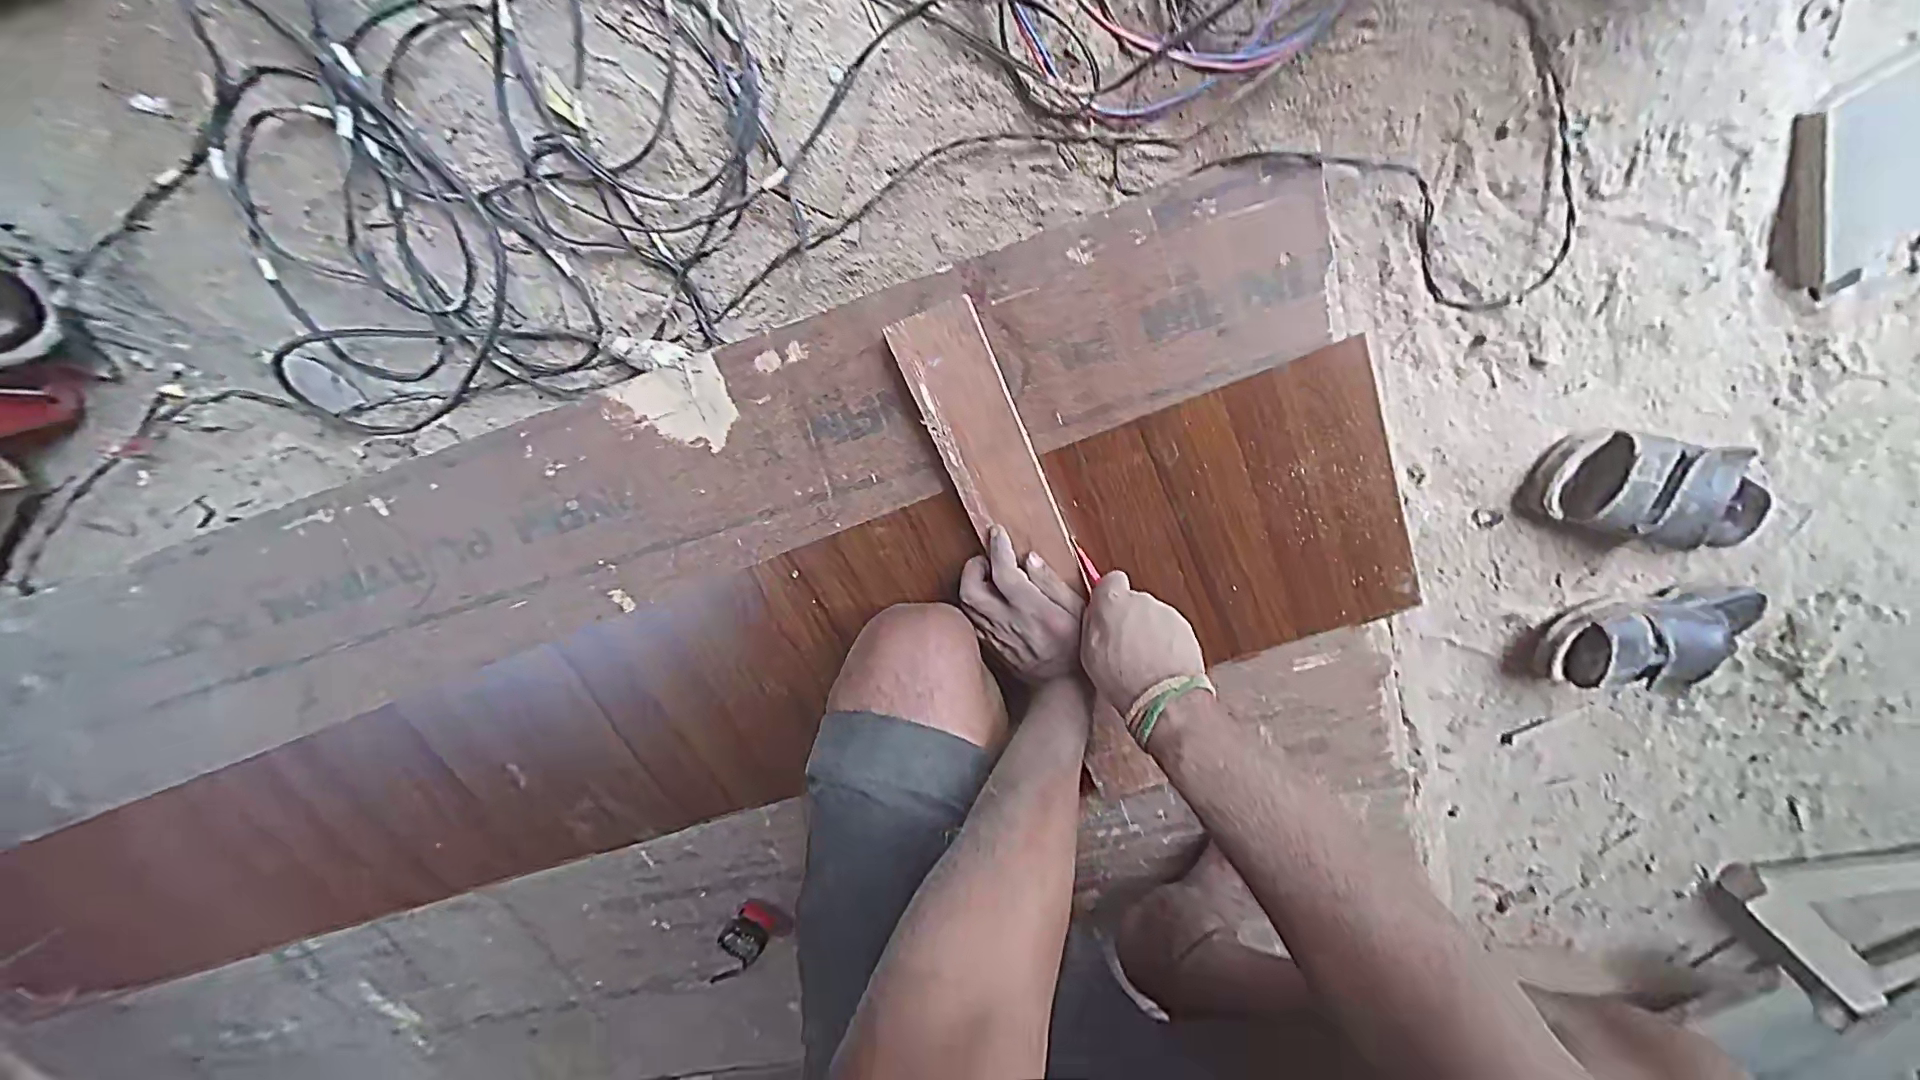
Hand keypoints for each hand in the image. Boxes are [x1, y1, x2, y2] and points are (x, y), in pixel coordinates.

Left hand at [959, 525, 1085, 683]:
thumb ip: (1051, 583)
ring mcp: (993, 634)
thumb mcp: (1077, 610)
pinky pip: (970, 617)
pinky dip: (973, 601)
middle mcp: (1007, 621)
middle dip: (974, 565)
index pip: (1005, 573)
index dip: (998, 548)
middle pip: (971, 588)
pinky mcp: (987, 643)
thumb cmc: (1074, 645)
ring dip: (971, 582)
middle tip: (989, 559)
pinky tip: (988, 598)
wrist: (1060, 686)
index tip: (998, 533)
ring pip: (966, 602)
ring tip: (989, 576)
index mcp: (1033, 610)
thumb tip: (1029, 558)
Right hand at [1081, 570, 1204, 708]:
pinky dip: (1166, 643)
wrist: (1163, 696)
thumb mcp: (1089, 651)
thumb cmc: (1122, 677)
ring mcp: (1166, 613)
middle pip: (1133, 601)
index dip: (1109, 594)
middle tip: (1122, 645)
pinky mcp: (1185, 627)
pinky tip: (1159, 665)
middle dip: (1128, 618)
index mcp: (1112, 601)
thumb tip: (1095, 612)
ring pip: (1152, 616)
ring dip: (1148, 631)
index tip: (1107, 610)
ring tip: (1142, 661)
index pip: (1111, 579)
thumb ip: (1092, 623)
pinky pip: (1170, 630)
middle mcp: (1141, 600)